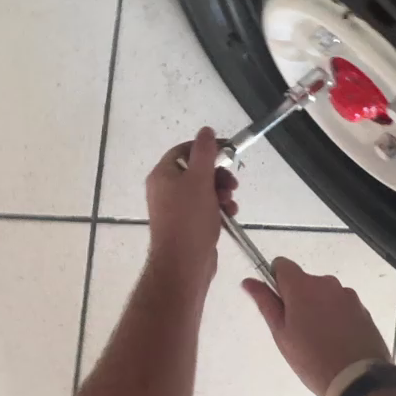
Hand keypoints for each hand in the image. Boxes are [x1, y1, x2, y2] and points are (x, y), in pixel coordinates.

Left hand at [144, 128, 239, 290]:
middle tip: (232, 183)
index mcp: (162, 174)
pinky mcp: (185, 224)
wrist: (184, 264)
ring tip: (230, 202)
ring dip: (221, 192)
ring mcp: (174, 208)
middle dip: (217, 175)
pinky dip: (217, 208)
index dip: (206, 149)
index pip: (184, 150)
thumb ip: (205, 153)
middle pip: (195, 170)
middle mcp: (165, 189)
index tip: (227, 153)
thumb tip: (206, 130)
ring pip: (203, 190)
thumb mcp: (199, 179)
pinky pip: (203, 208)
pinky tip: (229, 214)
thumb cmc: (189, 218)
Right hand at [244, 257, 392, 395]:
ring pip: (324, 294)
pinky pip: (342, 306)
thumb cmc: (311, 359)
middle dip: (299, 298)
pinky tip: (339, 342)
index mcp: (302, 285)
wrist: (358, 381)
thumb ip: (265, 302)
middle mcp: (326, 282)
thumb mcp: (281, 334)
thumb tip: (248, 282)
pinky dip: (337, 317)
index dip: (276, 280)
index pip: (281, 264)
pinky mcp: (364, 309)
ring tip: (321, 340)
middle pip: (305, 281)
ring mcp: (348, 295)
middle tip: (298, 330)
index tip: (279, 304)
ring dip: (319, 308)